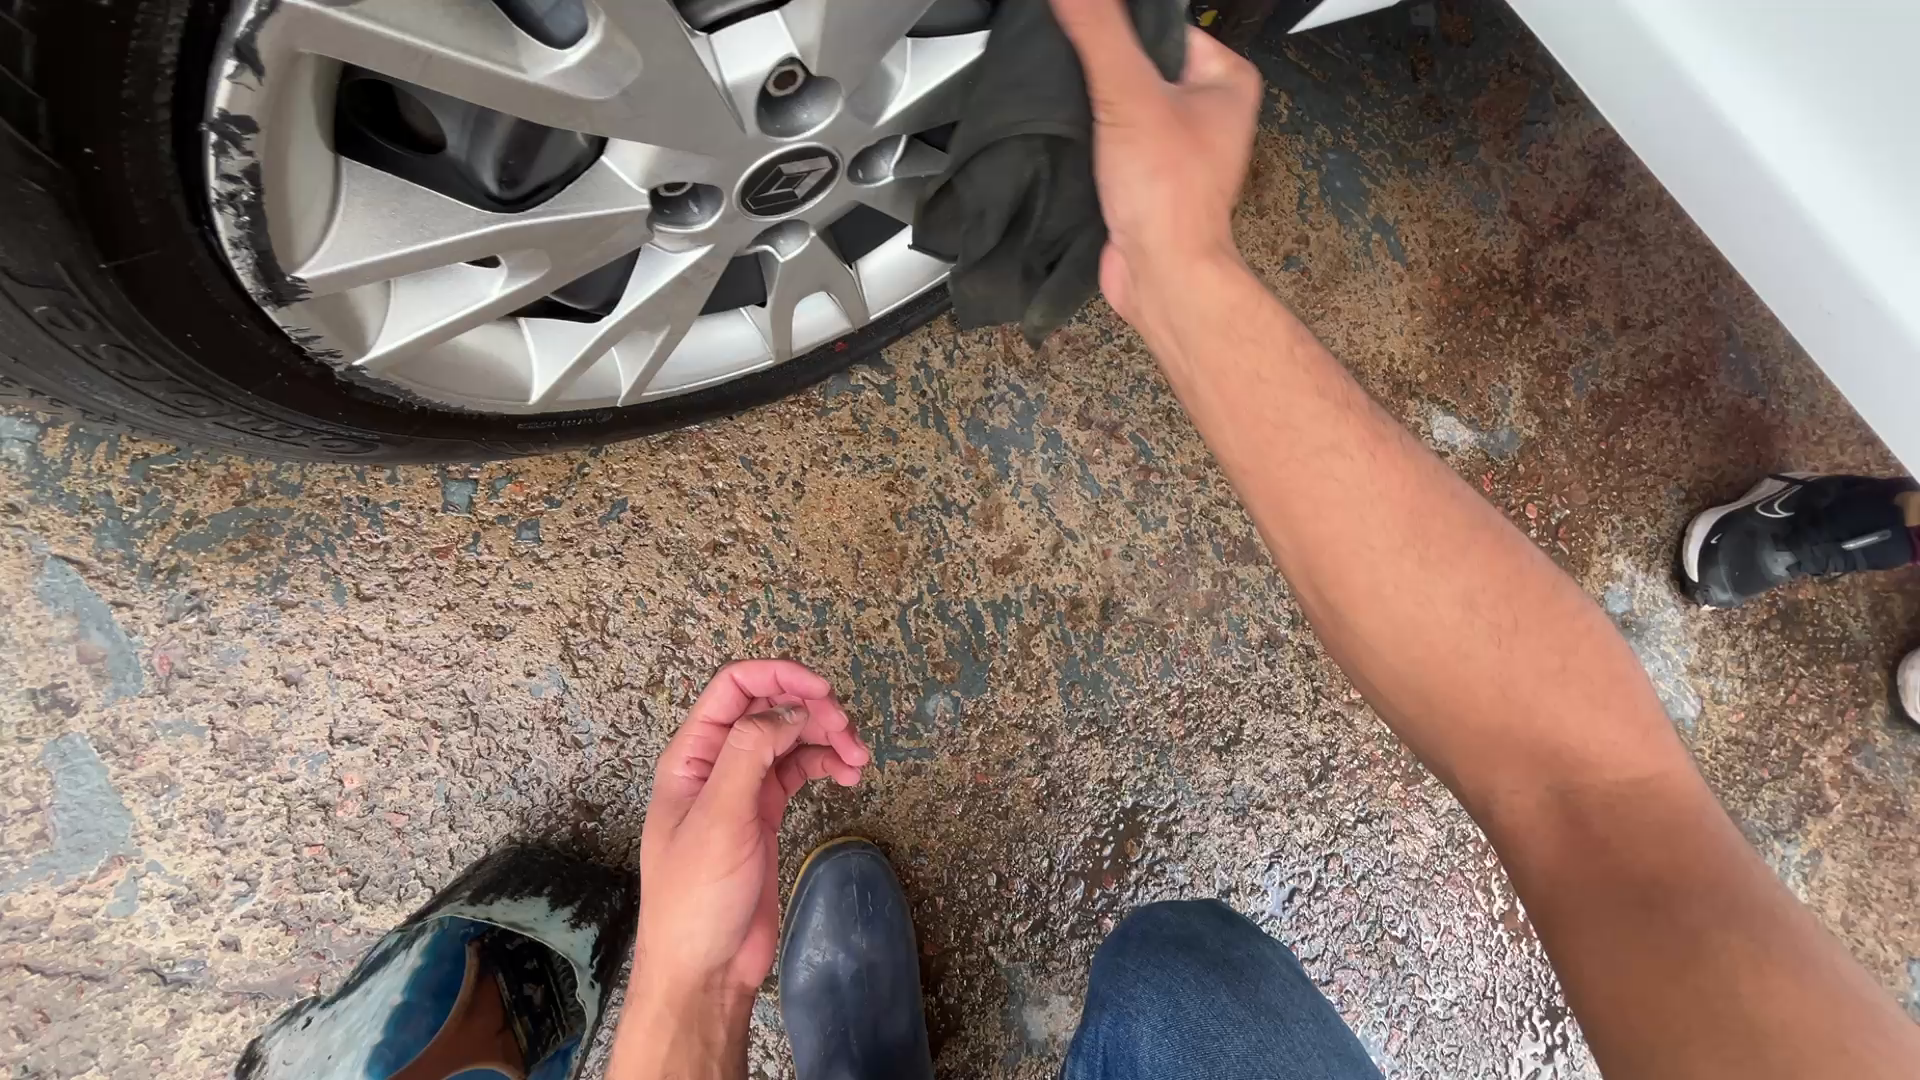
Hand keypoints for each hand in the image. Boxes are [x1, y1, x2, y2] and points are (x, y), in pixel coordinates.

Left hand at [634, 660, 869, 999]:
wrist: (705, 971)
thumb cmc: (697, 895)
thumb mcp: (719, 818)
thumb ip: (750, 752)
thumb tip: (791, 711)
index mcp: (694, 753)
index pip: (735, 686)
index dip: (780, 675)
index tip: (823, 690)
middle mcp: (719, 760)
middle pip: (770, 707)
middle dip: (812, 709)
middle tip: (847, 730)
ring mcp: (744, 784)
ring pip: (791, 736)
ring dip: (827, 737)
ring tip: (858, 757)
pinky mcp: (767, 809)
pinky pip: (801, 769)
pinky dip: (827, 764)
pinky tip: (849, 776)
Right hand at [1051, 0, 1262, 341]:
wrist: (1160, 276)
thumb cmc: (1170, 200)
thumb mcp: (1130, 95)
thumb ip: (1100, 34)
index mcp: (1224, 80)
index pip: (1163, 27)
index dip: (1121, 31)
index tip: (1086, 35)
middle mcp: (1204, 115)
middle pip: (1139, 69)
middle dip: (1103, 77)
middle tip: (1078, 83)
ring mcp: (1174, 153)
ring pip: (1123, 112)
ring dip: (1094, 116)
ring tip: (1080, 120)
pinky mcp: (1145, 184)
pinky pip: (1112, 150)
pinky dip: (1091, 150)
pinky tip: (1077, 152)